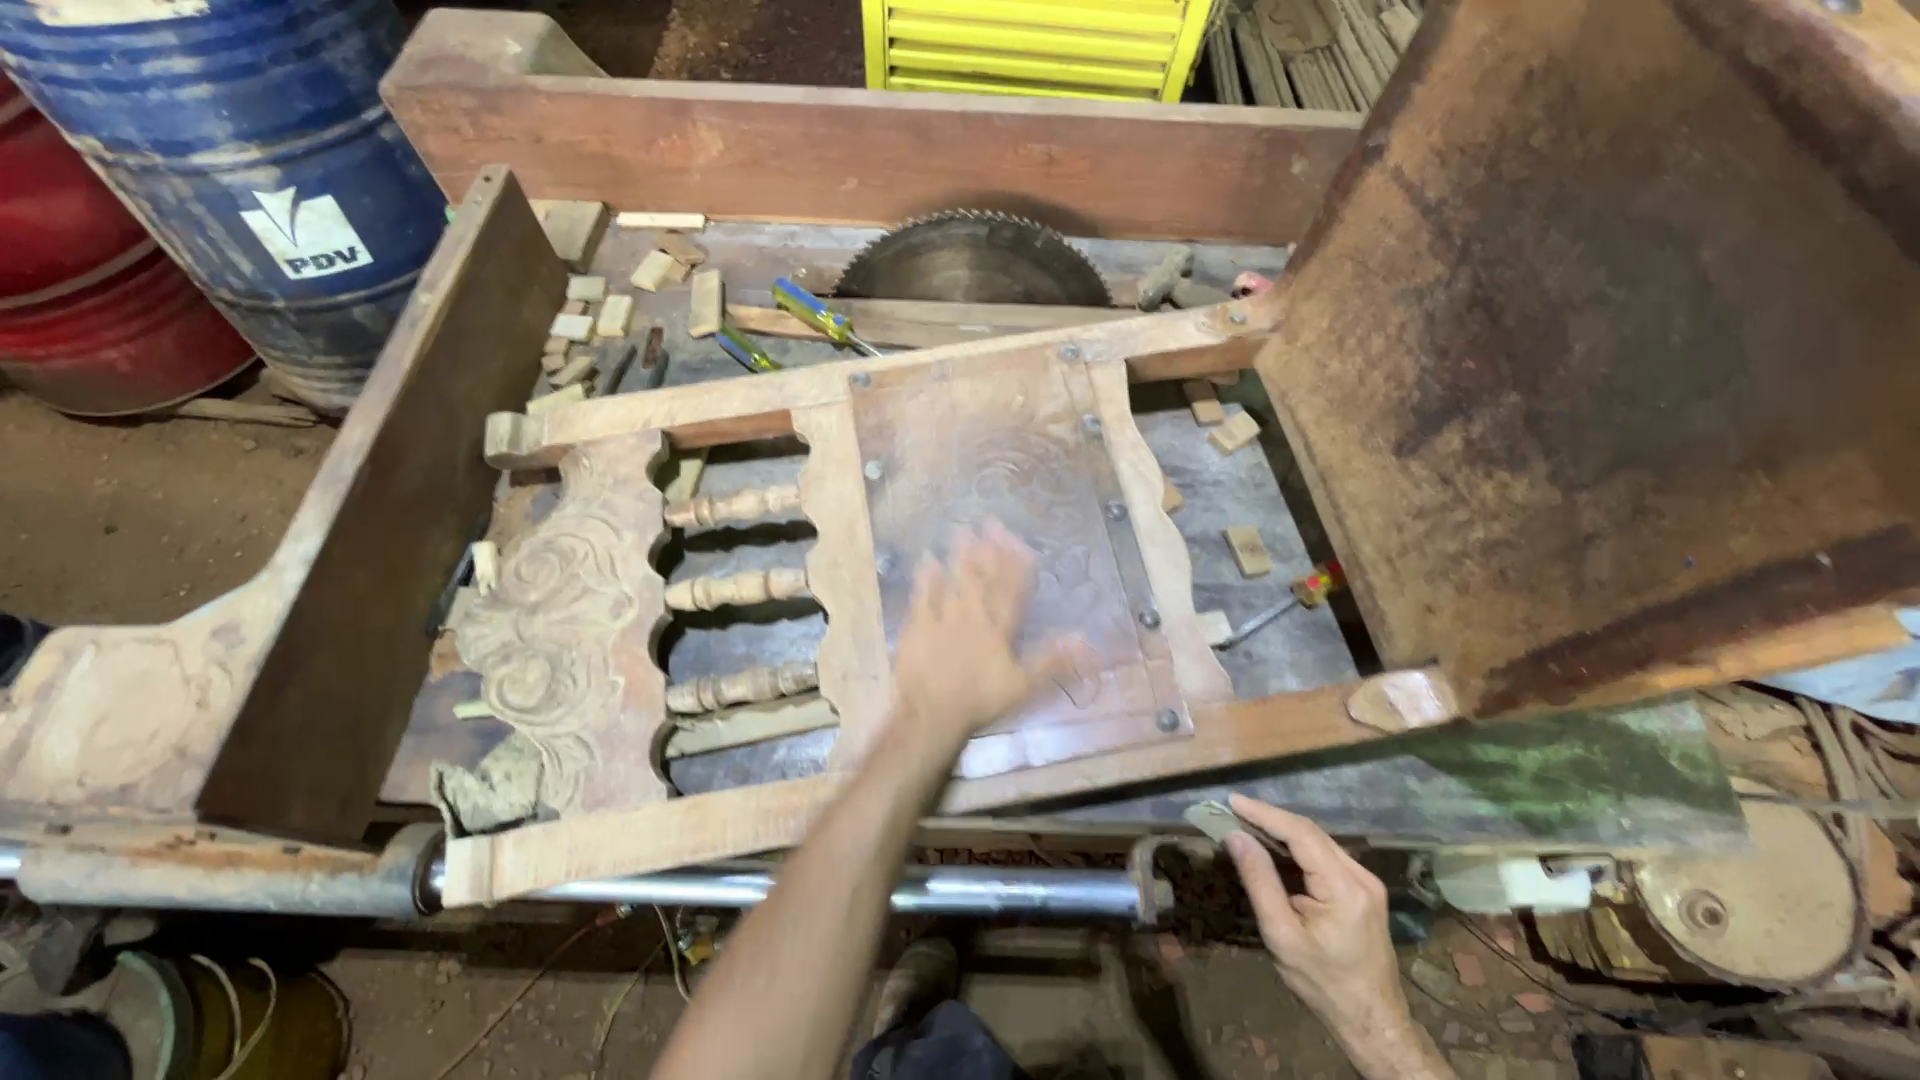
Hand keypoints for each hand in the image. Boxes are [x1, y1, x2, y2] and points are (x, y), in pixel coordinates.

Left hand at [890, 520, 1076, 749]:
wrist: (931, 712)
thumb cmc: (979, 700)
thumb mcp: (1023, 686)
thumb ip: (1052, 660)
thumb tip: (1084, 640)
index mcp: (999, 628)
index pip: (1012, 590)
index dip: (1017, 564)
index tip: (1021, 541)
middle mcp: (973, 615)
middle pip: (983, 576)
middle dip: (989, 548)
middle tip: (991, 521)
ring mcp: (943, 617)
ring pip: (955, 579)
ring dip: (961, 554)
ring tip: (963, 528)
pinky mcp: (918, 625)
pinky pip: (923, 594)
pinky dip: (926, 576)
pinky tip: (928, 558)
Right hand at [1223, 795, 1447, 1079]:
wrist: (1371, 1019)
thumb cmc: (1322, 982)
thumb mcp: (1281, 934)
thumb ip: (1259, 881)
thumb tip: (1236, 837)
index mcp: (1344, 887)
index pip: (1300, 834)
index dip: (1264, 814)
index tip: (1232, 801)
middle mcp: (1361, 876)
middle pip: (1311, 833)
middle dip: (1270, 818)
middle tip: (1232, 811)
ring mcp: (1366, 883)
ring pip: (1319, 842)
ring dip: (1283, 832)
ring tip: (1246, 824)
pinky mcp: (1364, 891)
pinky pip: (1325, 857)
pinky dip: (1297, 848)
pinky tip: (1274, 849)